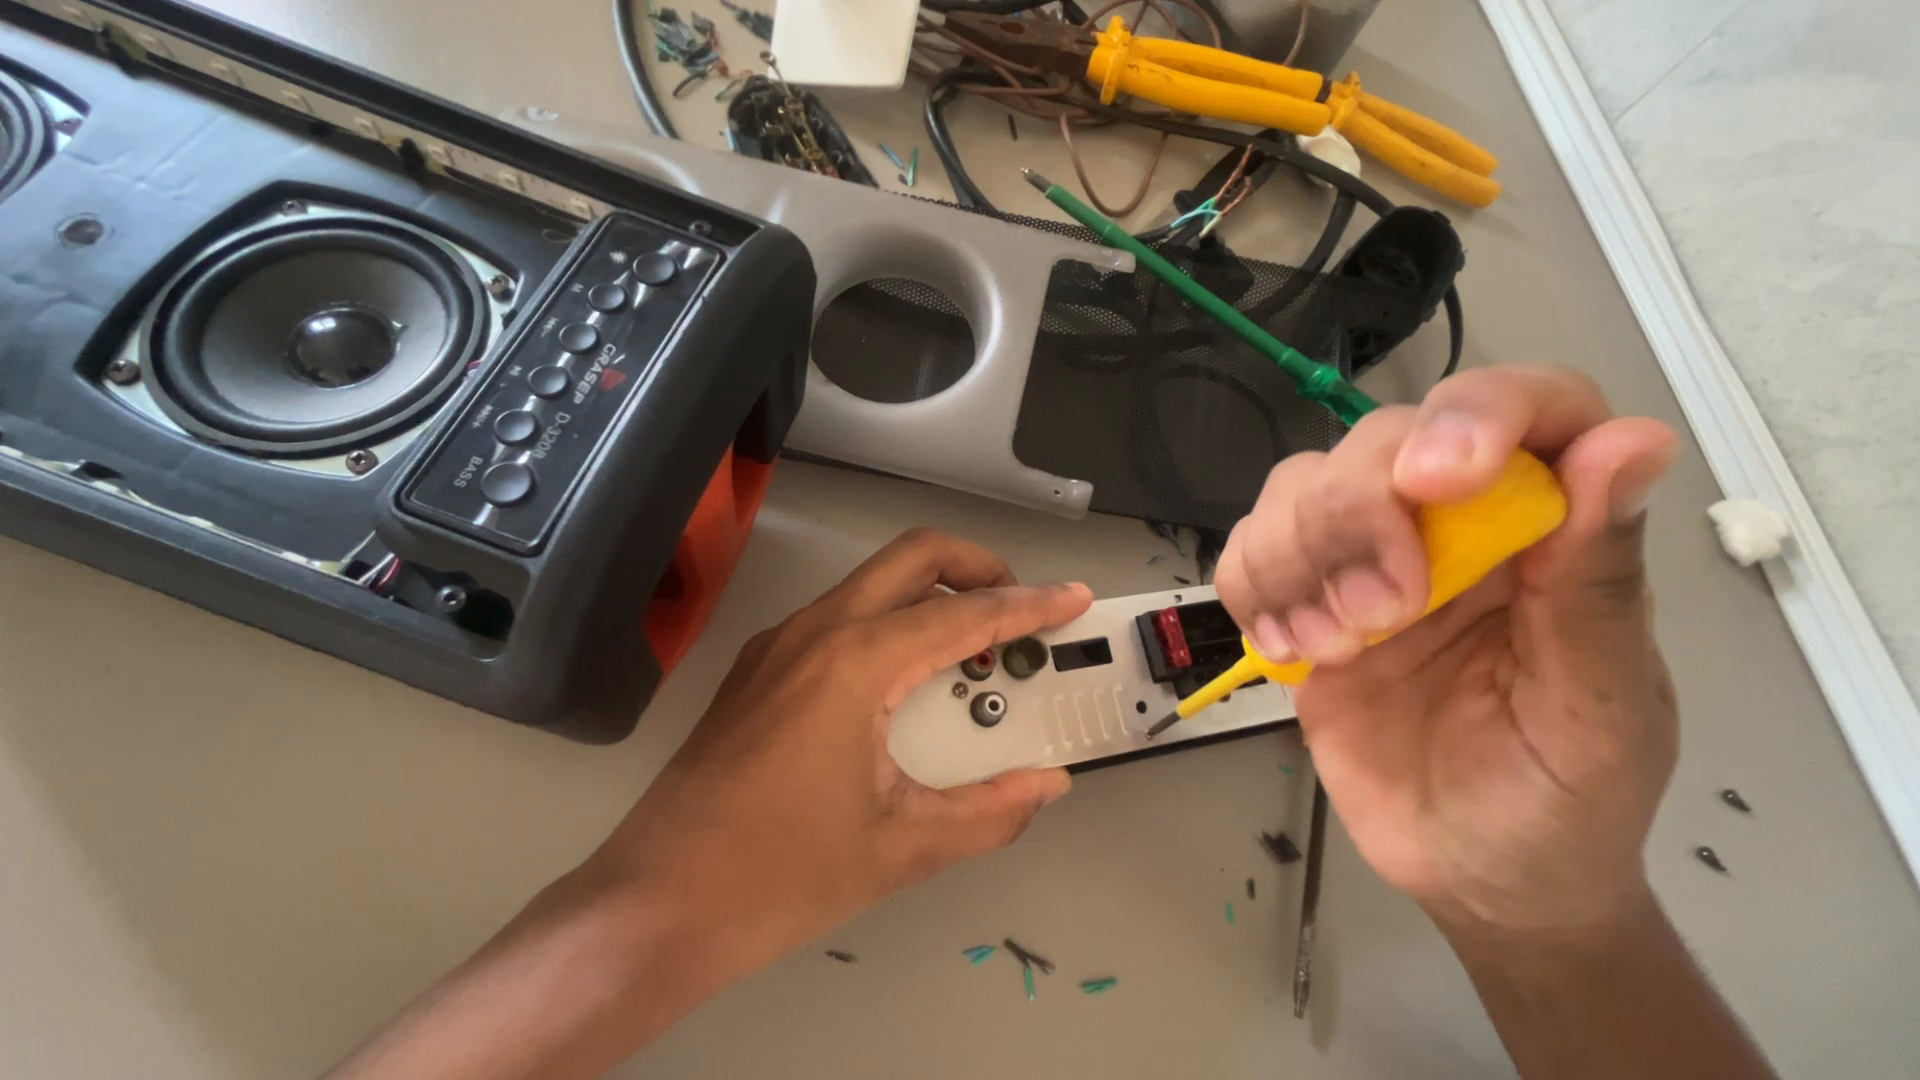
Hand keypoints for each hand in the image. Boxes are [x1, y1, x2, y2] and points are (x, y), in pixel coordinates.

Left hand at [581, 528, 1090, 984]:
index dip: (1029, 604)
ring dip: (931, 598)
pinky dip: (889, 627)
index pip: (963, 615)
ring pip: (872, 584)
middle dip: (977, 566)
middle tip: (1018, 611)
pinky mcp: (759, 669)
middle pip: (912, 557)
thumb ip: (990, 812)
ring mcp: (779, 645)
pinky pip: (840, 619)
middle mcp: (815, 632)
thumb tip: (1049, 786)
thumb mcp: (903, 847)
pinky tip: (905, 688)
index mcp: (855, 663)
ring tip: (972, 654)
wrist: (657, 903)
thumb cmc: (782, 875)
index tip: (1072, 598)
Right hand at [1214, 367, 1681, 934]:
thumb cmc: (1562, 799)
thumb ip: (1595, 584)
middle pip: (1376, 440)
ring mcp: (1363, 560)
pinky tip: (1286, 650)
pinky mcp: (1298, 600)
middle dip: (1353, 517)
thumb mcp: (1598, 707)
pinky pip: (1245, 550)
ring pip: (1295, 486)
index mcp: (1548, 533)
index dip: (1478, 412)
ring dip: (1291, 559)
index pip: (1528, 407)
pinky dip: (1249, 589)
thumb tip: (1629, 444)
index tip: (1437, 481)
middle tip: (1375, 619)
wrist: (1469, 870)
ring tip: (1327, 648)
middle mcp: (1451, 525)